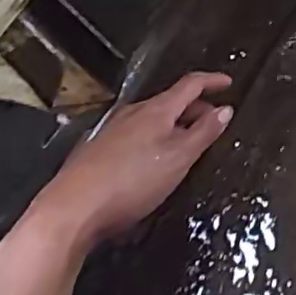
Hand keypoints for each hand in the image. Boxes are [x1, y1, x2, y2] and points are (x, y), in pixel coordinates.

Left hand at [0, 71, 232, 294]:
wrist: (67, 213)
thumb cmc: (130, 182)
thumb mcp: (178, 159)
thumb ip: (204, 133)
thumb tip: (225, 109)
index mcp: (157, 109)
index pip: (191, 84)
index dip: (212, 81)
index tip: (228, 83)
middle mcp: (133, 112)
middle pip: (171, 102)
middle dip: (195, 110)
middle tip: (212, 126)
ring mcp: (111, 131)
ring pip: (151, 120)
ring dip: (173, 126)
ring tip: (184, 147)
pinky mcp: (95, 151)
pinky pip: (134, 135)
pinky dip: (152, 140)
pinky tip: (150, 163)